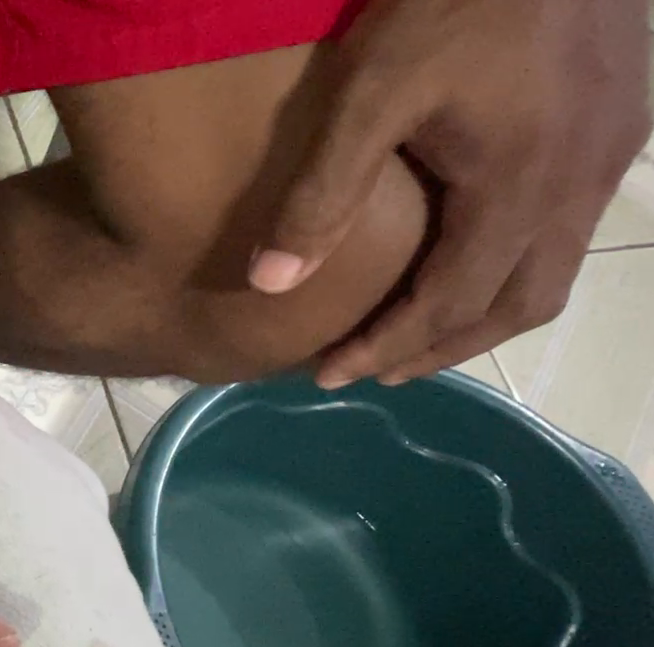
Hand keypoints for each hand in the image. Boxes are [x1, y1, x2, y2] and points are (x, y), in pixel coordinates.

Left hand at [248, 0, 651, 387]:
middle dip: (433, 349)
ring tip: (403, 337)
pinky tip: (453, 267)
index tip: (325, 375)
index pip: (449, 306)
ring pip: (548, 273)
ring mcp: (610, 152)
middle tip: (362, 370)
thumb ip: (321, 195)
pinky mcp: (612, 125)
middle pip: (514, 306)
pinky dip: (501, 272)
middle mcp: (582, 181)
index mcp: (522, 184)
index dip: (384, 350)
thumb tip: (268, 285)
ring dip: (473, 317)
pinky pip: (561, 231)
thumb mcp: (367, 96)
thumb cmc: (451, 1)